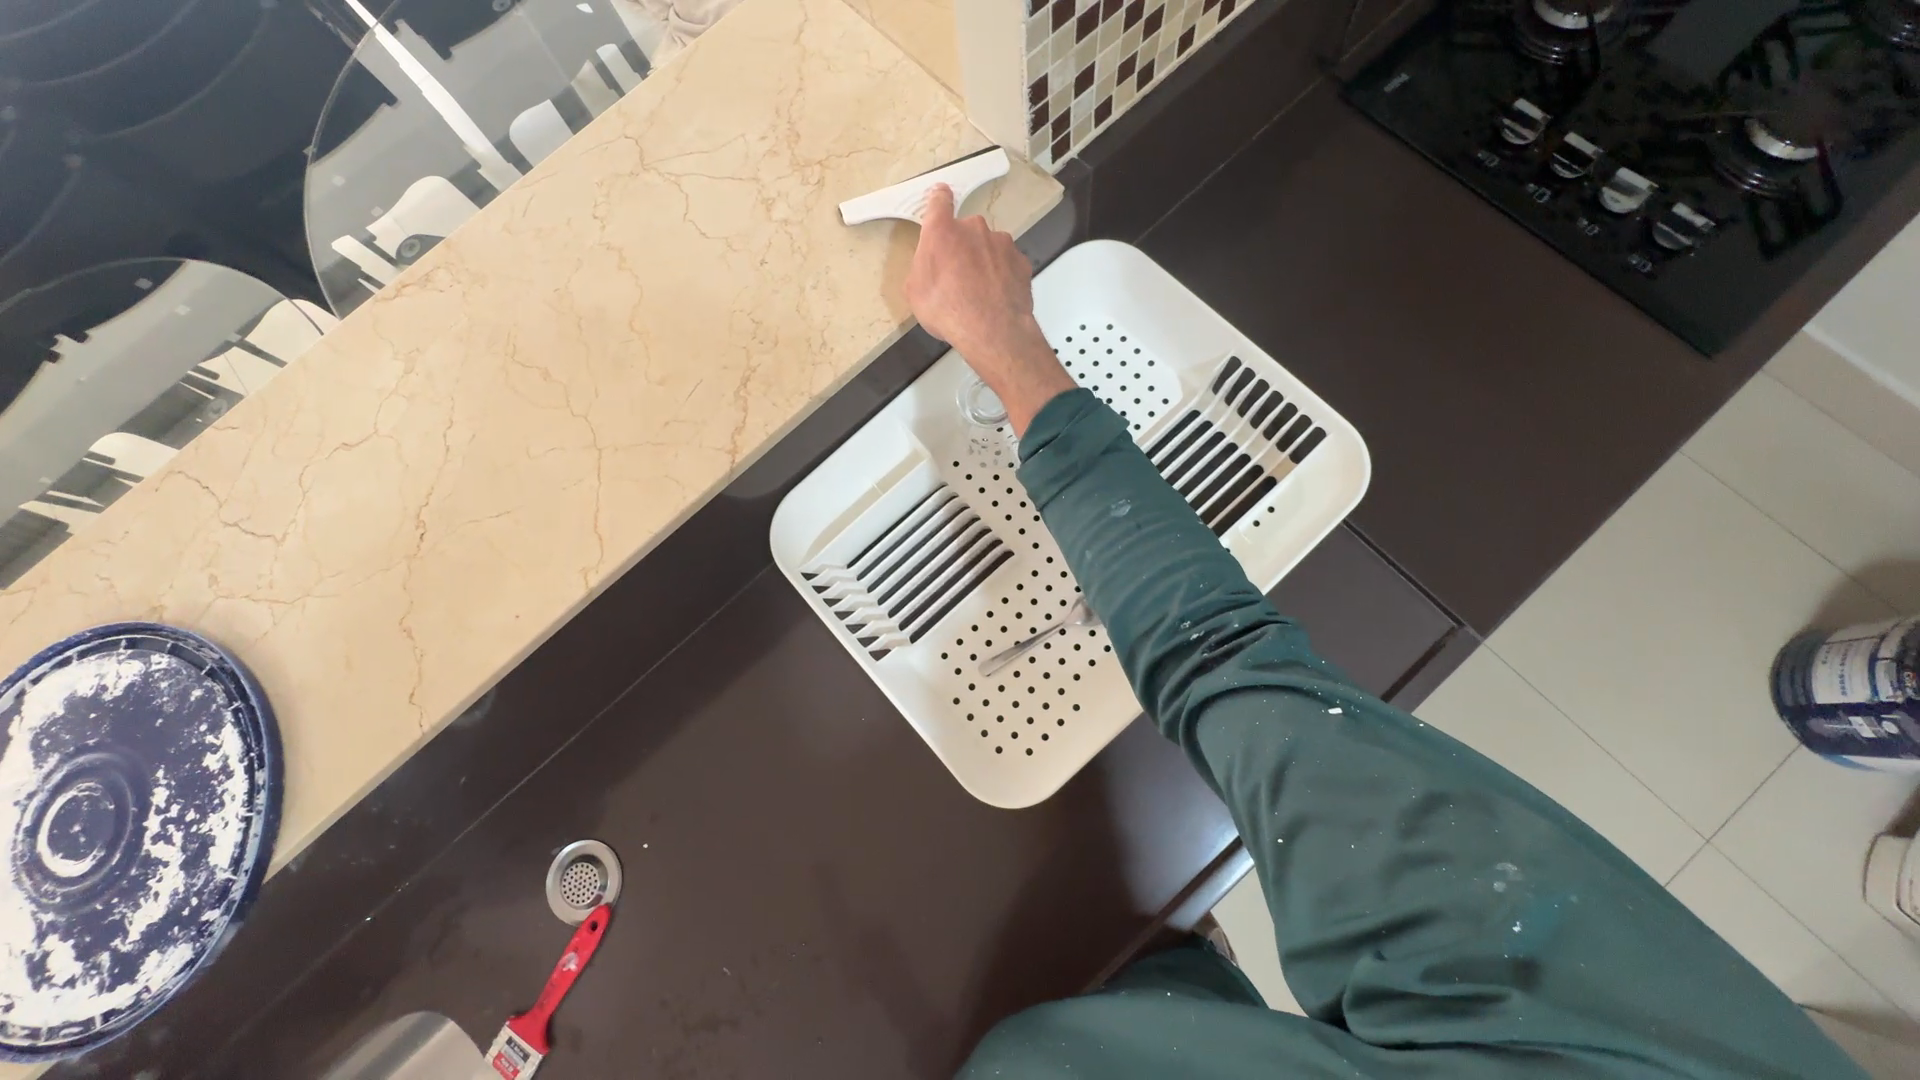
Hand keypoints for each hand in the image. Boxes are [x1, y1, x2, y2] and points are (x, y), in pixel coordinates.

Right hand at [906, 184, 1075, 435]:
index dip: (939, 199)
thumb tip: (930, 262)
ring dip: (983, 262)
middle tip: (956, 276)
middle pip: (966, 231)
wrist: (992, 330)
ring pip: (989, 247)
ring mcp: (1001, 243)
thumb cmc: (948, 310)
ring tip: (979, 292)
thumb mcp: (915, 291)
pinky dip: (1002, 275)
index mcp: (943, 232)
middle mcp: (974, 229)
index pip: (939, 201)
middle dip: (961, 247)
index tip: (941, 197)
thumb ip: (922, 265)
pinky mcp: (1021, 261)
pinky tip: (996, 297)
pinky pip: (1007, 264)